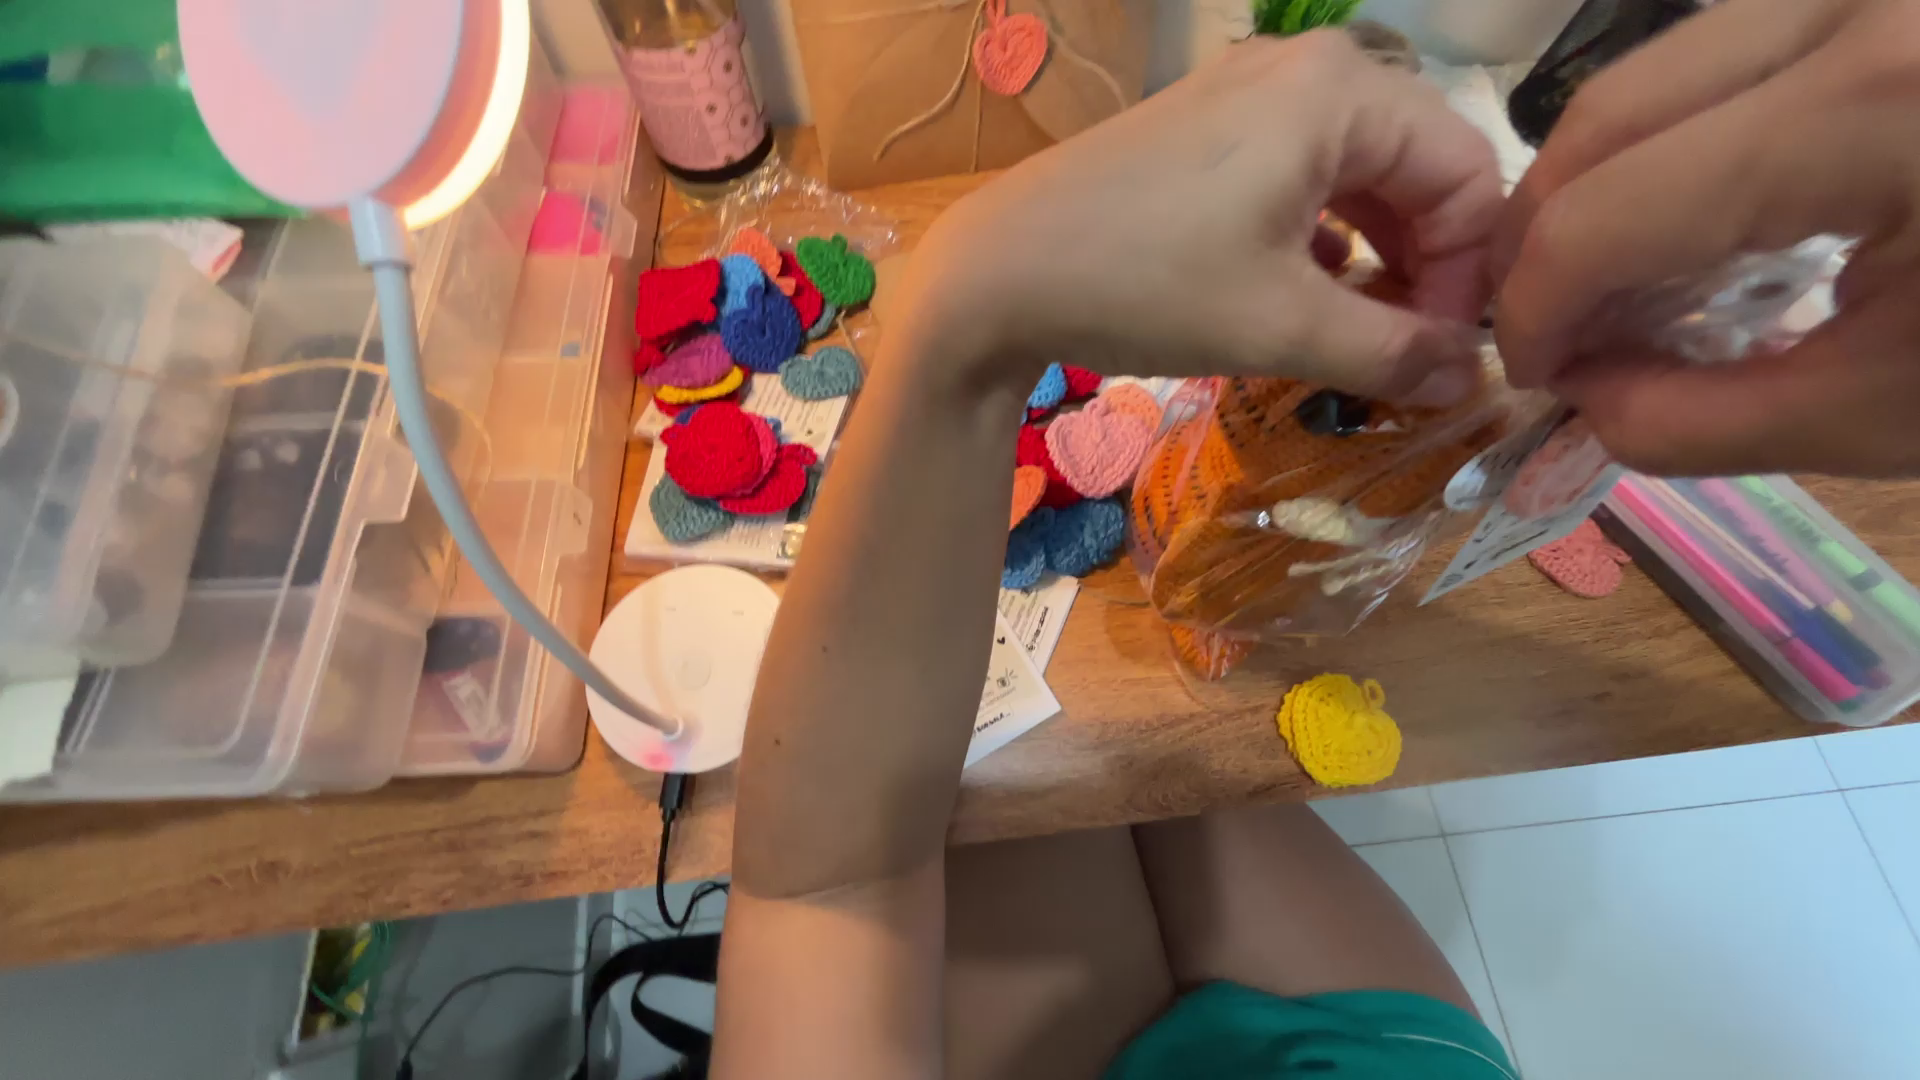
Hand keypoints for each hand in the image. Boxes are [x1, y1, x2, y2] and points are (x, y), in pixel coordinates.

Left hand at [896, 30, 1501, 407]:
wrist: (996, 275)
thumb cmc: (1145, 288)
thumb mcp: (1280, 327)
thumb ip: (1389, 352)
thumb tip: (1473, 382)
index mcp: (1340, 91)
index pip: (1465, 174)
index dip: (1468, 275)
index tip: (1444, 357)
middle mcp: (1296, 72)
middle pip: (1407, 169)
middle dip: (1417, 266)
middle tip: (1401, 351)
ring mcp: (1234, 99)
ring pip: (1342, 178)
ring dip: (1363, 258)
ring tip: (1354, 331)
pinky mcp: (1190, 137)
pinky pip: (1283, 181)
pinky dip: (1305, 240)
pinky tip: (1293, 290)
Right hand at [1494, 0, 1919, 476]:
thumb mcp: (1895, 413)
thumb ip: (1680, 420)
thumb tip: (1577, 392)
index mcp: (1889, 101)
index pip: (1595, 222)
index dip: (1531, 317)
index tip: (1538, 379)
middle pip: (1599, 119)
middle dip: (1539, 245)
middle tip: (1558, 327)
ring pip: (1655, 72)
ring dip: (1599, 193)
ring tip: (1629, 277)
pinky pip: (1736, 52)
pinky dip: (1678, 148)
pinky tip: (1713, 216)